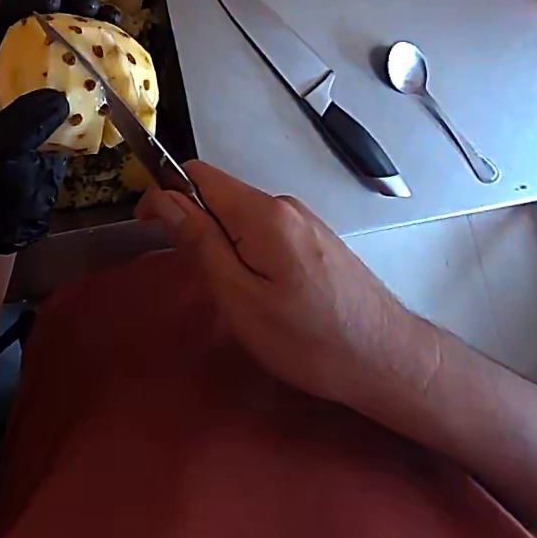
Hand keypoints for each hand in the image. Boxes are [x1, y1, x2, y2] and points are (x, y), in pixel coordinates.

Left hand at [0, 0, 121, 254]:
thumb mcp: (0, 150)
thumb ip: (25, 121)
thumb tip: (61, 96)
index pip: (1, 24)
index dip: (27, 3)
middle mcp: (8, 79)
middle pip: (37, 31)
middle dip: (67, 12)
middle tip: (97, 5)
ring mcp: (34, 98)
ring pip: (62, 54)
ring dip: (88, 36)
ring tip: (115, 23)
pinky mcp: (57, 117)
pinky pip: (79, 85)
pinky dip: (99, 71)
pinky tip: (120, 63)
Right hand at [136, 161, 439, 409]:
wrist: (389, 362)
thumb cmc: (307, 339)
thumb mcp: (239, 297)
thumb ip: (199, 241)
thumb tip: (165, 200)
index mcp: (262, 212)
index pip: (197, 175)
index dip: (165, 193)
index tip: (147, 225)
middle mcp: (285, 204)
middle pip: (220, 193)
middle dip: (194, 222)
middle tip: (196, 273)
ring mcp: (305, 220)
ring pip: (242, 214)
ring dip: (221, 239)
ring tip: (232, 290)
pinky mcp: (317, 238)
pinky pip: (265, 228)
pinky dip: (246, 247)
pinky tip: (260, 289)